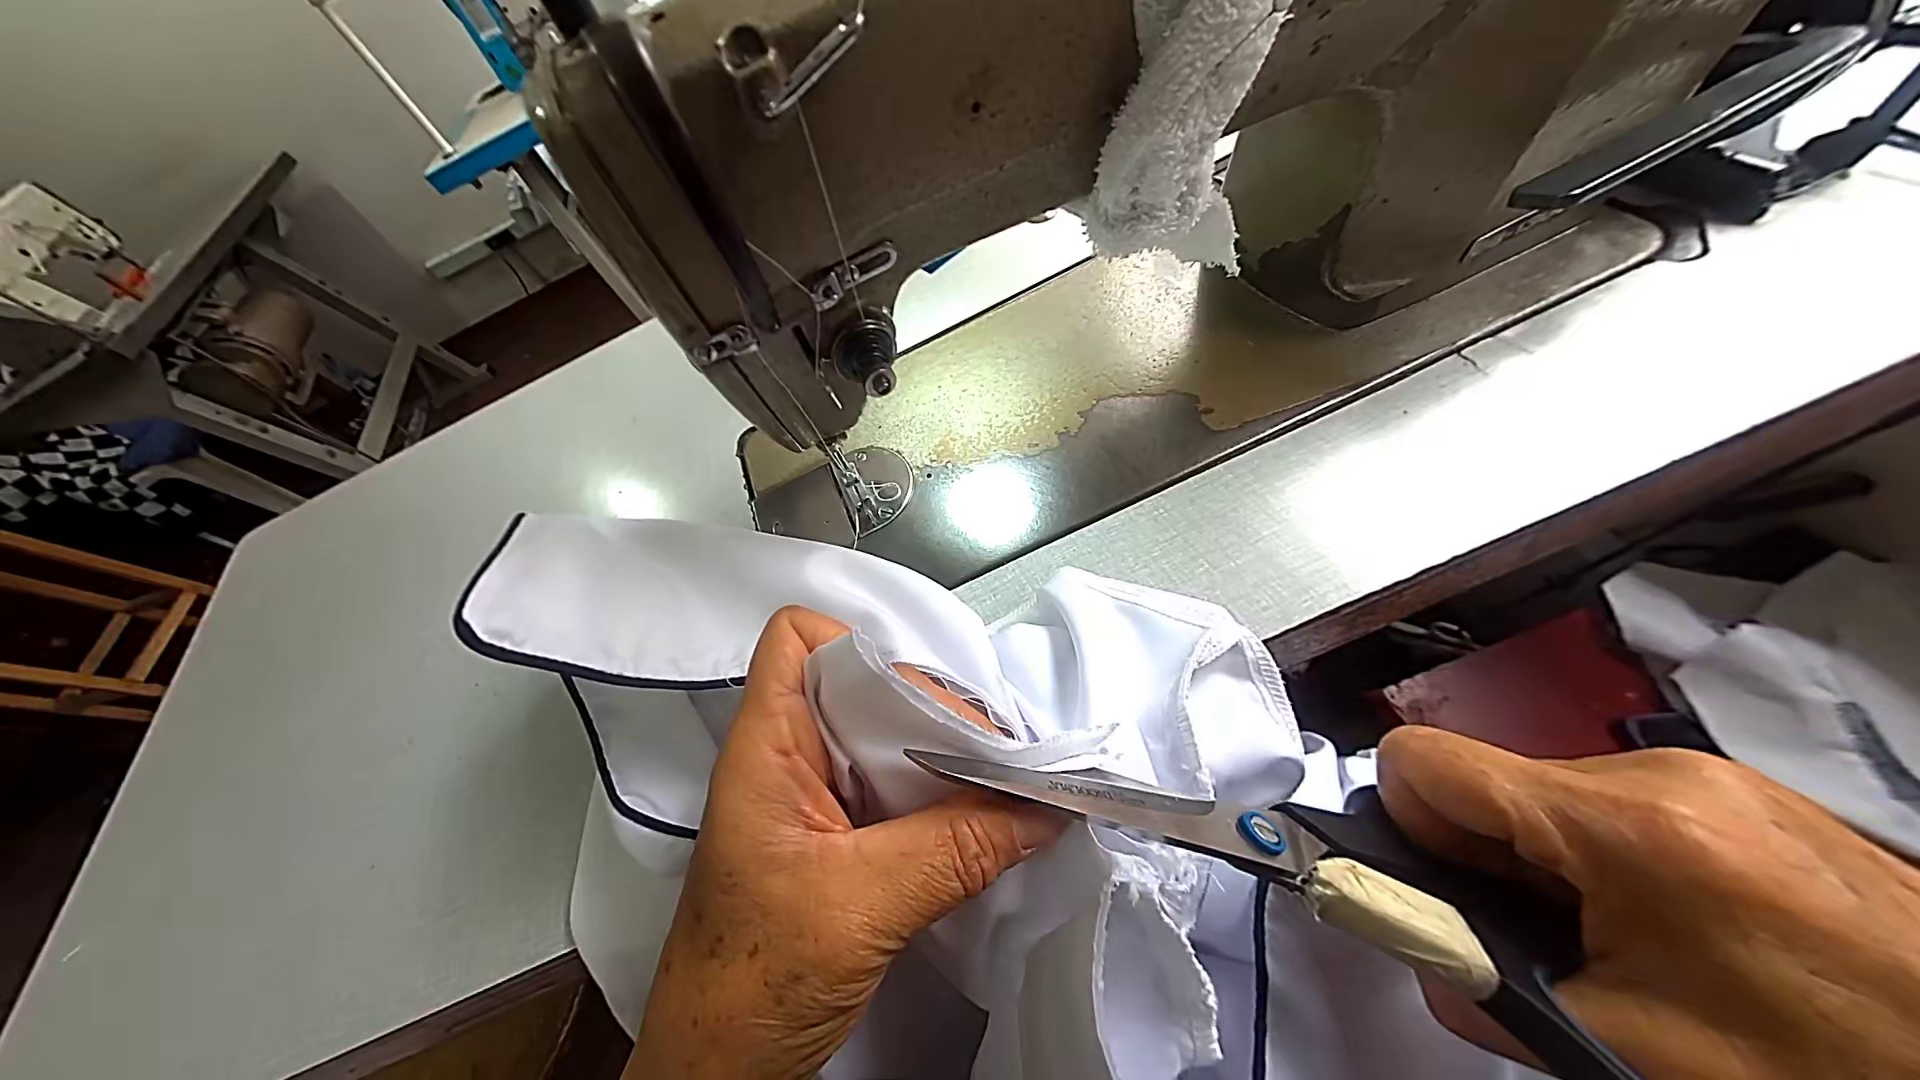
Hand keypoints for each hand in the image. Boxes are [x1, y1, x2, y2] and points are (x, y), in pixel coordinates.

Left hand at [626, 607, 1064, 1078]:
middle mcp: (789, 757)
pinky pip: (895, 779)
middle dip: (923, 698)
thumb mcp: (861, 907)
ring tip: (990, 768)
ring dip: (937, 746)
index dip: (854, 639)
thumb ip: (954, 850)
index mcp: (767, 750)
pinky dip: (937, 786)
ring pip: (882, 731)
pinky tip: (972, 806)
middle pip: (858, 680)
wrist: (723, 1066)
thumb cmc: (746, 987)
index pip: (798, 639)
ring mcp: (816, 792)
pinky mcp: (842, 829)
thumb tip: (1034, 811)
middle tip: (982, 735)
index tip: (919, 685)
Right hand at [1378, 726, 1919, 1078]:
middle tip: (1545, 943)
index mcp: (1624, 822)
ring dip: (1540, 862)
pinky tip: (1665, 928)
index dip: (1403, 824)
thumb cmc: (1837, 1074)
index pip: (1420, 761)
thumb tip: (1402, 937)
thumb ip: (1473, 983)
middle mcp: (1656, 771)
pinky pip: (1601, 801)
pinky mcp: (1732, 790)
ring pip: (1538, 794)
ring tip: (1620, 944)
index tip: (1451, 895)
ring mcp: (1703, 774)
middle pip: (1482, 781)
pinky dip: (1593, 857)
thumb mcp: (1626, 1047)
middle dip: (1483, 859)